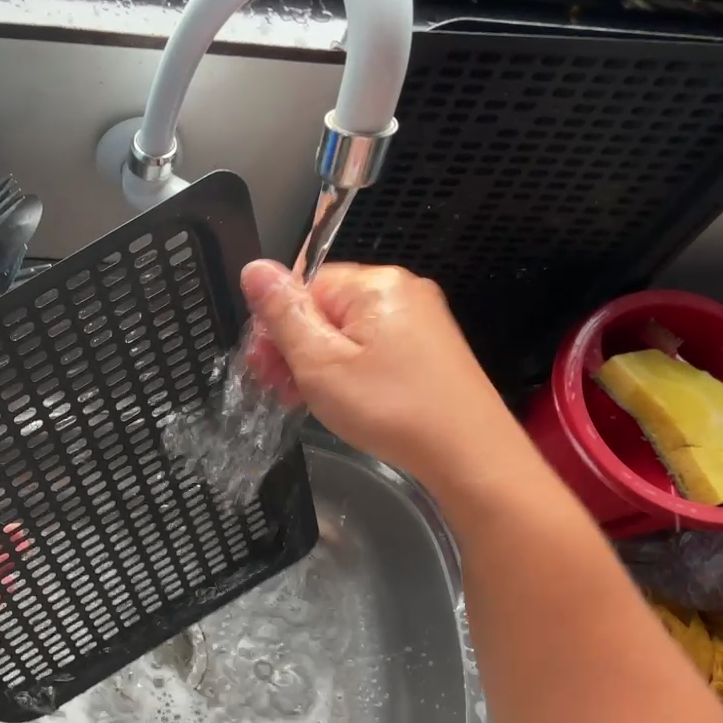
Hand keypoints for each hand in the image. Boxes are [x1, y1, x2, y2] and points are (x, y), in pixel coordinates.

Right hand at [242, 259, 520, 490]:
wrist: (467, 453)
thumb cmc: (393, 410)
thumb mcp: (319, 363)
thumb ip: (283, 314)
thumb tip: (255, 268)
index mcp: (375, 284)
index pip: (302, 285)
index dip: (274, 326)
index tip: (262, 365)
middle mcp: (401, 291)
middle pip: (323, 307)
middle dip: (294, 347)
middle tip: (279, 389)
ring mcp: (419, 320)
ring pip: (345, 331)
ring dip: (316, 363)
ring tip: (306, 400)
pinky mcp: (426, 348)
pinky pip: (370, 348)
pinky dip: (346, 370)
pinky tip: (341, 400)